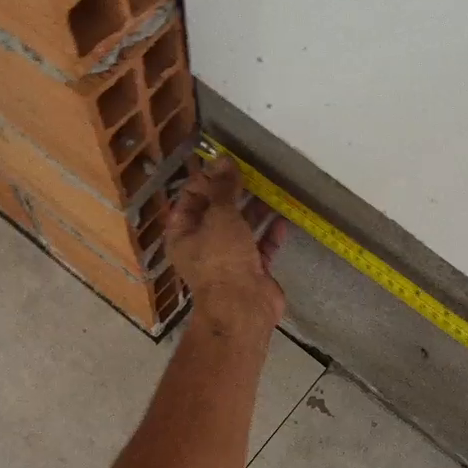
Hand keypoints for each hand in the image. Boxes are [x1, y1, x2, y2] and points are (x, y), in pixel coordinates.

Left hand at [166, 155, 287, 330]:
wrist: (243, 308)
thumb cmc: (222, 260)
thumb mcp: (220, 216)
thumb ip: (224, 188)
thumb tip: (224, 159)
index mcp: (183, 233)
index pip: (191, 198)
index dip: (207, 179)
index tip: (228, 162)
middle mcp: (203, 245)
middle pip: (218, 212)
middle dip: (235, 193)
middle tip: (255, 172)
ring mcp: (229, 259)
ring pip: (242, 228)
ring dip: (256, 210)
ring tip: (273, 189)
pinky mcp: (253, 271)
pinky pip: (262, 246)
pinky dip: (271, 233)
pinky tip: (283, 218)